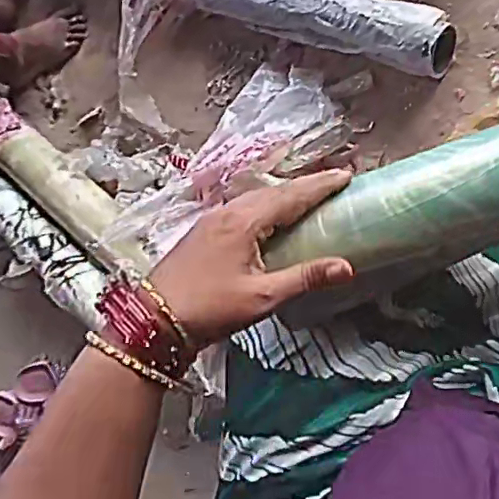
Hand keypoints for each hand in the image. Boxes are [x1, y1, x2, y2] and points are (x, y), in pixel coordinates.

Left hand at [147, 170, 354, 342]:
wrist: (151, 323)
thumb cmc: (209, 309)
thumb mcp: (262, 296)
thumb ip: (306, 278)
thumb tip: (347, 267)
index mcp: (244, 222)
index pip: (291, 196)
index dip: (320, 185)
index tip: (346, 175)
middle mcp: (229, 213)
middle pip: (275, 190)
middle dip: (308, 183)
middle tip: (336, 179)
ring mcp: (214, 219)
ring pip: (258, 196)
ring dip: (288, 191)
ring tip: (312, 192)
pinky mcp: (206, 230)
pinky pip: (246, 205)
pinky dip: (270, 202)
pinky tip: (275, 211)